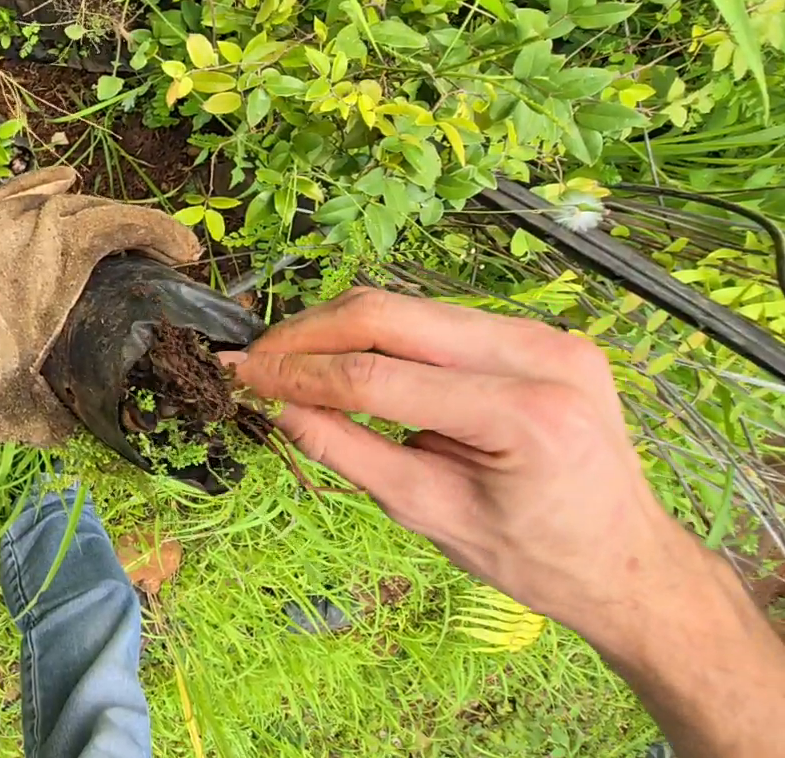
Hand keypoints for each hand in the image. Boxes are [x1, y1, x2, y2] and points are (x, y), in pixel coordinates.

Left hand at [0, 166, 199, 457]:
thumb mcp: (23, 409)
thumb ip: (61, 414)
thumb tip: (79, 428)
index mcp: (52, 258)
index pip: (119, 223)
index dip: (160, 231)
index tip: (184, 251)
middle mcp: (19, 228)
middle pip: (84, 210)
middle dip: (124, 226)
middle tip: (145, 251)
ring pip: (42, 200)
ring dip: (80, 208)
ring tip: (104, 219)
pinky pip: (3, 198)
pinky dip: (34, 190)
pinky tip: (55, 184)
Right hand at [223, 287, 784, 757]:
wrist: (630, 562)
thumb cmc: (532, 555)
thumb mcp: (424, 511)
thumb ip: (343, 449)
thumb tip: (270, 404)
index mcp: (527, 414)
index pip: (375, 376)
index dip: (293, 373)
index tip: (237, 374)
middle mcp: (541, 355)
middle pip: (384, 314)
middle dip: (303, 334)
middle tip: (254, 360)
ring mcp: (541, 334)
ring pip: (397, 305)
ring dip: (329, 329)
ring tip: (286, 361)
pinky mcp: (530, 331)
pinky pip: (421, 317)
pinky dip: (365, 334)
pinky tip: (337, 360)